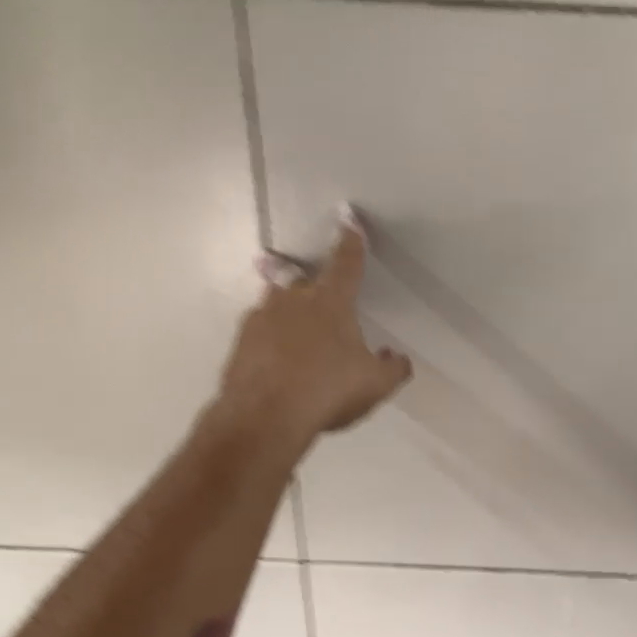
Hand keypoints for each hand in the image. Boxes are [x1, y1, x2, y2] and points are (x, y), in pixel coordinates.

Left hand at [219, 208, 412, 438]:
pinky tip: (270, 360)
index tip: (348, 219)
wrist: (265, 416)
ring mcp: (260, 321)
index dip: (351, 242)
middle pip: (295, 277)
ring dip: (277, 307)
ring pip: (271, 303)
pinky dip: (265, 342)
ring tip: (283, 323)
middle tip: (286, 266)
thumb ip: (391, 368)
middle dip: (294, 271)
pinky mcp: (240, 346)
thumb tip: (396, 359)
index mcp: (331, 303)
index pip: (347, 264)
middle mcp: (293, 301)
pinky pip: (256, 335)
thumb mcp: (375, 384)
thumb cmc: (328, 390)